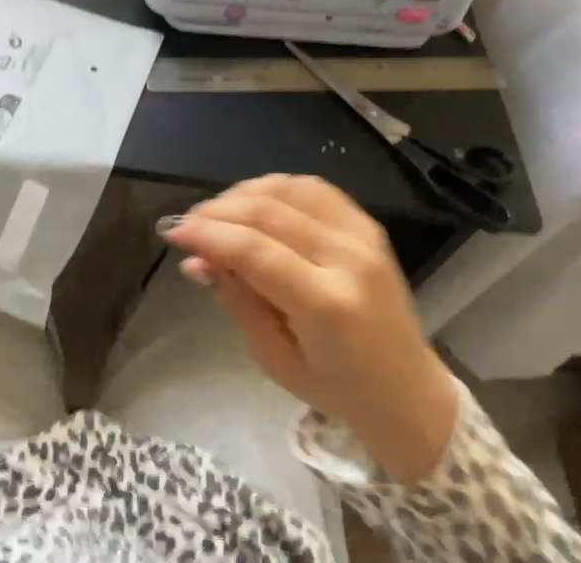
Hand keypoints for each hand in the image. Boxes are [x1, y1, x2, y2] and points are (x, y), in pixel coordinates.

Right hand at [159, 175, 458, 482]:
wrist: (408, 392)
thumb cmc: (337, 388)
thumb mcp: (275, 359)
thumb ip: (238, 301)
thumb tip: (196, 260)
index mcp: (327, 306)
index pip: (254, 251)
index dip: (207, 234)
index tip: (173, 233)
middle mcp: (348, 260)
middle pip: (268, 212)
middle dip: (217, 211)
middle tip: (186, 223)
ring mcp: (363, 237)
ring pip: (289, 189)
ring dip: (244, 193)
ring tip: (215, 213)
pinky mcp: (369, 226)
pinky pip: (315, 189)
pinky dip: (277, 187)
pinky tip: (254, 202)